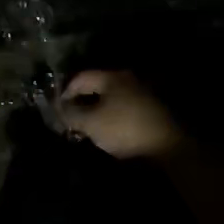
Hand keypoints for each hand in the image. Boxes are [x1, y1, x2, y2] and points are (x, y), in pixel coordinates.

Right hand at [58, 70, 184, 159]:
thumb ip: (71, 114)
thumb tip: (59, 108)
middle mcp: (128, 80)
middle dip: (80, 102)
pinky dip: (110, 117)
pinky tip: (106, 132)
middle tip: (70, 120)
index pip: (80, 78)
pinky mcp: (149, 110)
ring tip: (86, 129)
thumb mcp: (91, 123)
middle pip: (96, 87)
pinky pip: (122, 109)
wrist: (166, 146)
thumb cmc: (124, 129)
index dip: (65, 92)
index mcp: (112, 77)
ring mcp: (141, 94)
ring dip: (95, 111)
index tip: (57, 109)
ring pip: (110, 99)